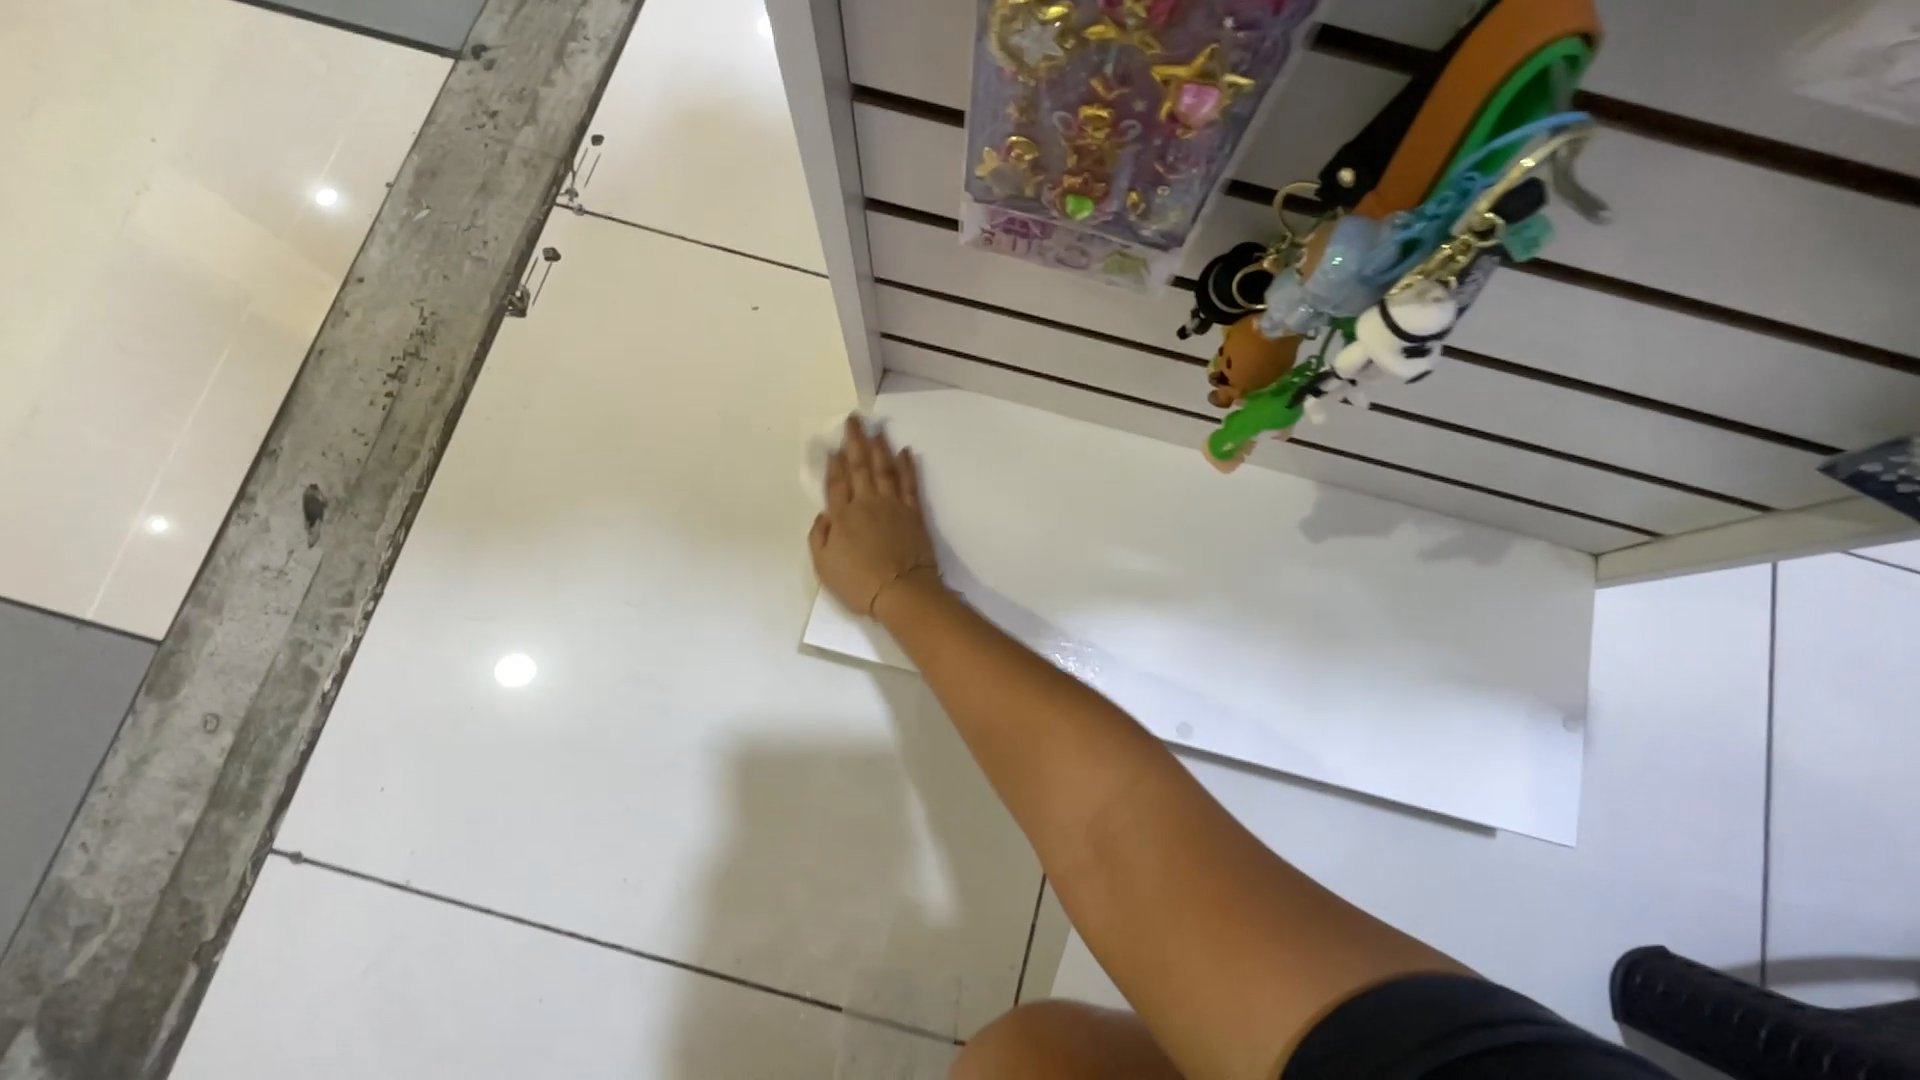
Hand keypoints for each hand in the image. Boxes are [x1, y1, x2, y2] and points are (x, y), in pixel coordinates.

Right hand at [809, 416, 940, 616]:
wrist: (902, 591)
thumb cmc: (859, 583)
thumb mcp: (823, 566)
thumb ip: (819, 536)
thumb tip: (823, 514)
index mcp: (842, 516)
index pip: (836, 482)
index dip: (834, 462)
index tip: (833, 445)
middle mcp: (867, 503)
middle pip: (860, 466)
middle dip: (855, 442)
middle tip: (854, 420)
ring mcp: (893, 505)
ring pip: (884, 468)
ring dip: (879, 447)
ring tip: (876, 430)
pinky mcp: (913, 513)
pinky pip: (909, 483)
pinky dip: (907, 466)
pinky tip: (905, 452)